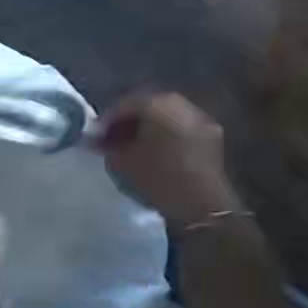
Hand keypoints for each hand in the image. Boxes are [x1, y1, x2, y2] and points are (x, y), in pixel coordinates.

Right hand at [92, 90, 241, 231]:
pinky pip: (181, 127)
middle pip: (150, 104)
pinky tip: (154, 151)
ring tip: (132, 145)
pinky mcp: (212, 137)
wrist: (202, 205)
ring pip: (167, 115)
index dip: (108, 117)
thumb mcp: (122, 162)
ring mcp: (201, 120)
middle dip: (129, 119)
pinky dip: (165, 133)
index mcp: (159, 106)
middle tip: (112, 137)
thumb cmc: (158, 179)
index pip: (127, 103)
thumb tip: (95, 138)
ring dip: (148, 125)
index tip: (96, 134)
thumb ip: (106, 145)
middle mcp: (183, 106)